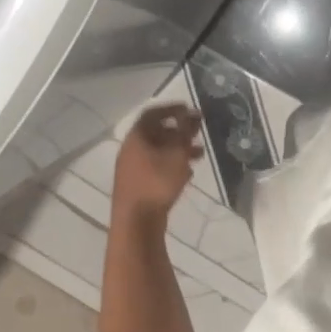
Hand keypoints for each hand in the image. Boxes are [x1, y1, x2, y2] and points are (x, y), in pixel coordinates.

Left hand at [113, 105, 201, 224]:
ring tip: (199, 154)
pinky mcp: (136, 184)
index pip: (153, 112)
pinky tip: (187, 172)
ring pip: (158, 150)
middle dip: (179, 130)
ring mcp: (131, 168)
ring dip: (178, 148)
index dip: (172, 108)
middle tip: (198, 131)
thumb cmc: (157, 182)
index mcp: (136, 137)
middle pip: (156, 132)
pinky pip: (156, 166)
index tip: (190, 109)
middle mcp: (130, 149)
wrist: (136, 223)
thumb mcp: (177, 154)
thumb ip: (185, 132)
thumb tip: (191, 114)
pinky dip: (172, 163)